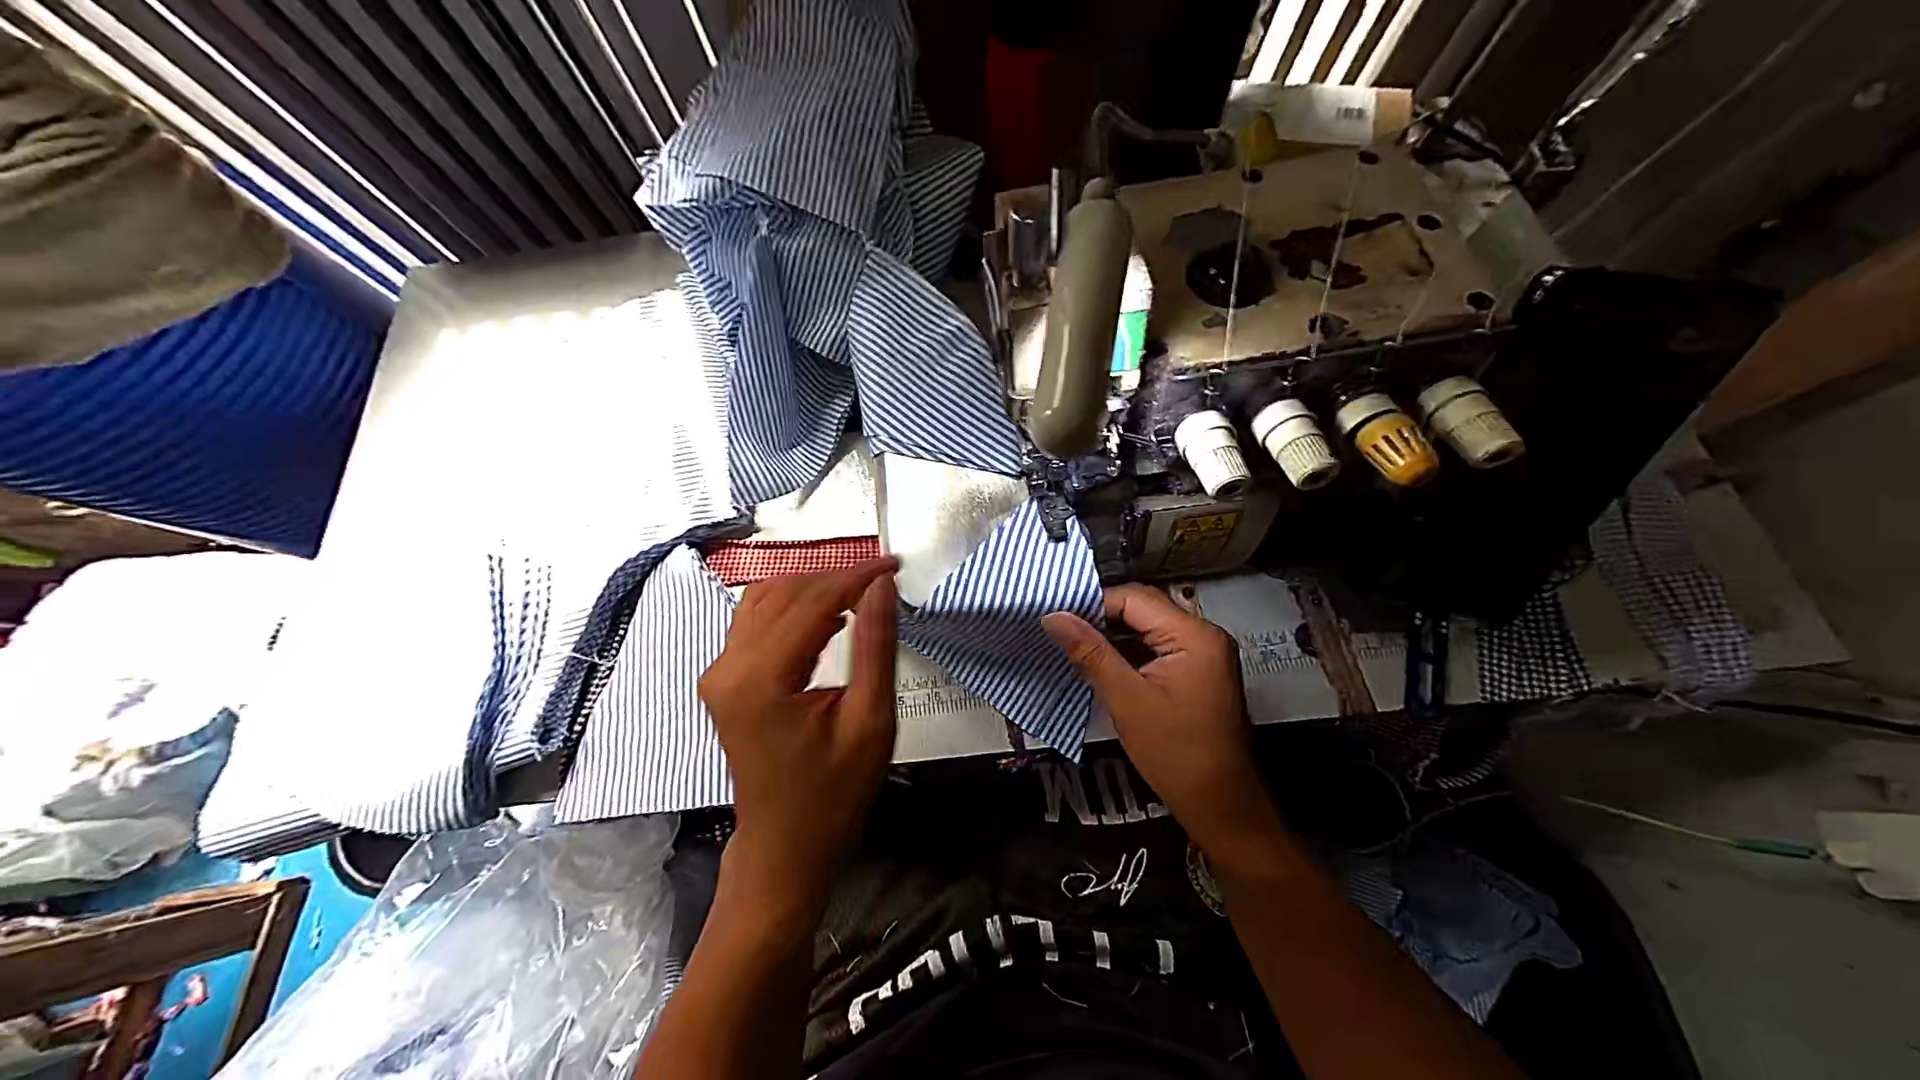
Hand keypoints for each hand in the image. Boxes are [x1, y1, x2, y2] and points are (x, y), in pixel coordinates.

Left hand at [699, 558, 898, 898]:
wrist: (786, 844)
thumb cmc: (832, 794)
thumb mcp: (869, 721)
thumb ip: (875, 646)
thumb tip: (882, 586)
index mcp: (759, 680)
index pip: (811, 602)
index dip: (856, 576)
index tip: (893, 565)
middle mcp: (727, 668)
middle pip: (783, 592)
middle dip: (836, 579)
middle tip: (882, 582)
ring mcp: (719, 673)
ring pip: (765, 599)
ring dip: (813, 589)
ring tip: (859, 596)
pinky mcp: (724, 679)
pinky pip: (756, 622)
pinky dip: (793, 609)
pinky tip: (828, 618)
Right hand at [1042, 586, 1280, 863]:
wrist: (1220, 804)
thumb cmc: (1176, 753)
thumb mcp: (1127, 700)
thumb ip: (1090, 653)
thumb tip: (1053, 617)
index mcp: (1194, 636)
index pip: (1134, 599)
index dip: (1093, 604)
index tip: (1057, 618)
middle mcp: (1203, 635)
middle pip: (1143, 609)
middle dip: (1101, 618)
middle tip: (1059, 630)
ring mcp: (1203, 653)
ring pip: (1147, 628)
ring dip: (1112, 636)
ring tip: (1072, 644)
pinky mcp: (1196, 671)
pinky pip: (1156, 648)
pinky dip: (1128, 652)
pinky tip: (1099, 662)